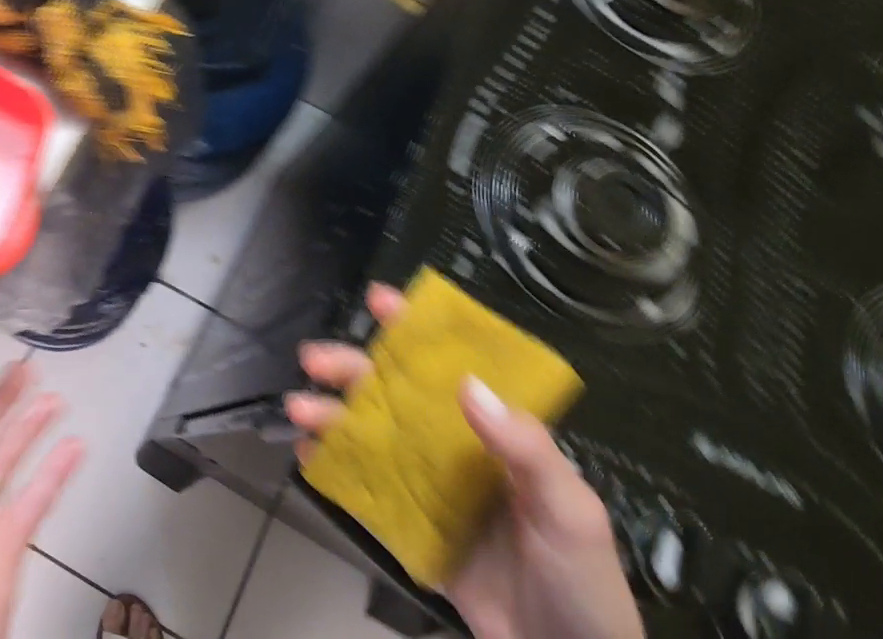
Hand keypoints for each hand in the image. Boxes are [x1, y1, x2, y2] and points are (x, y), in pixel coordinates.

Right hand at [285, 283, 644, 638]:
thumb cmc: (582, 582)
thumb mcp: (569, 510)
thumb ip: (524, 448)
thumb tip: (466, 384)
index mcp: (501, 434)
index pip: (457, 368)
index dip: (418, 332)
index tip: (380, 301)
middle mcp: (459, 450)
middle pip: (399, 397)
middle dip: (354, 371)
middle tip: (314, 360)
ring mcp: (432, 490)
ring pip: (374, 438)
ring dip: (334, 418)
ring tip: (299, 410)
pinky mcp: (412, 529)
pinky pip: (368, 491)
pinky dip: (335, 470)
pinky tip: (307, 458)